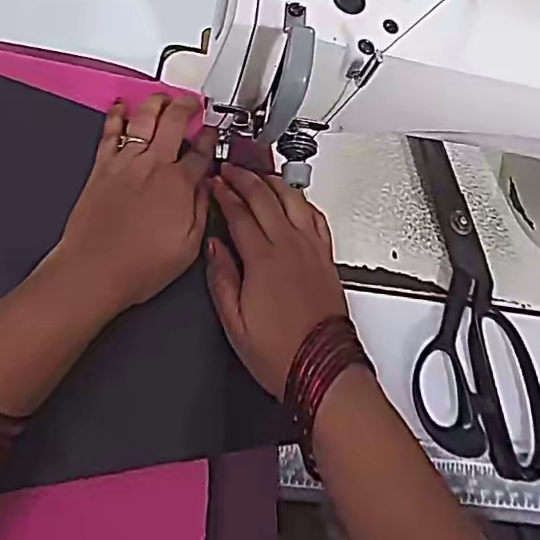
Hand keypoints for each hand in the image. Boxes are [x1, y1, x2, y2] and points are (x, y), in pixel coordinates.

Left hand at [48, 95, 216, 312]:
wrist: (92, 270)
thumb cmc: (138, 266)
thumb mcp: (188, 247)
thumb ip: (201, 211)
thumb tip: (209, 189)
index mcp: (179, 185)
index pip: (201, 151)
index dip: (210, 138)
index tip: (212, 133)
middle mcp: (153, 166)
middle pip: (174, 122)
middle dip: (187, 107)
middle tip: (193, 103)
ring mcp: (126, 163)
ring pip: (144, 118)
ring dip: (156, 103)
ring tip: (164, 98)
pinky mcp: (102, 168)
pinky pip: (111, 132)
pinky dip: (116, 116)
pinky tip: (120, 108)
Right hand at [203, 165, 349, 396]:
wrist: (323, 369)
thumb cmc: (281, 353)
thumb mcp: (234, 323)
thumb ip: (221, 279)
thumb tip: (214, 249)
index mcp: (263, 259)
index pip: (239, 212)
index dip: (224, 193)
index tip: (215, 183)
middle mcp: (289, 246)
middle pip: (265, 197)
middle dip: (244, 177)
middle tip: (231, 169)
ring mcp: (311, 249)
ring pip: (292, 199)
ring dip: (273, 182)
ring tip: (260, 174)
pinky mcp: (326, 257)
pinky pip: (315, 217)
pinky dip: (302, 201)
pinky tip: (295, 199)